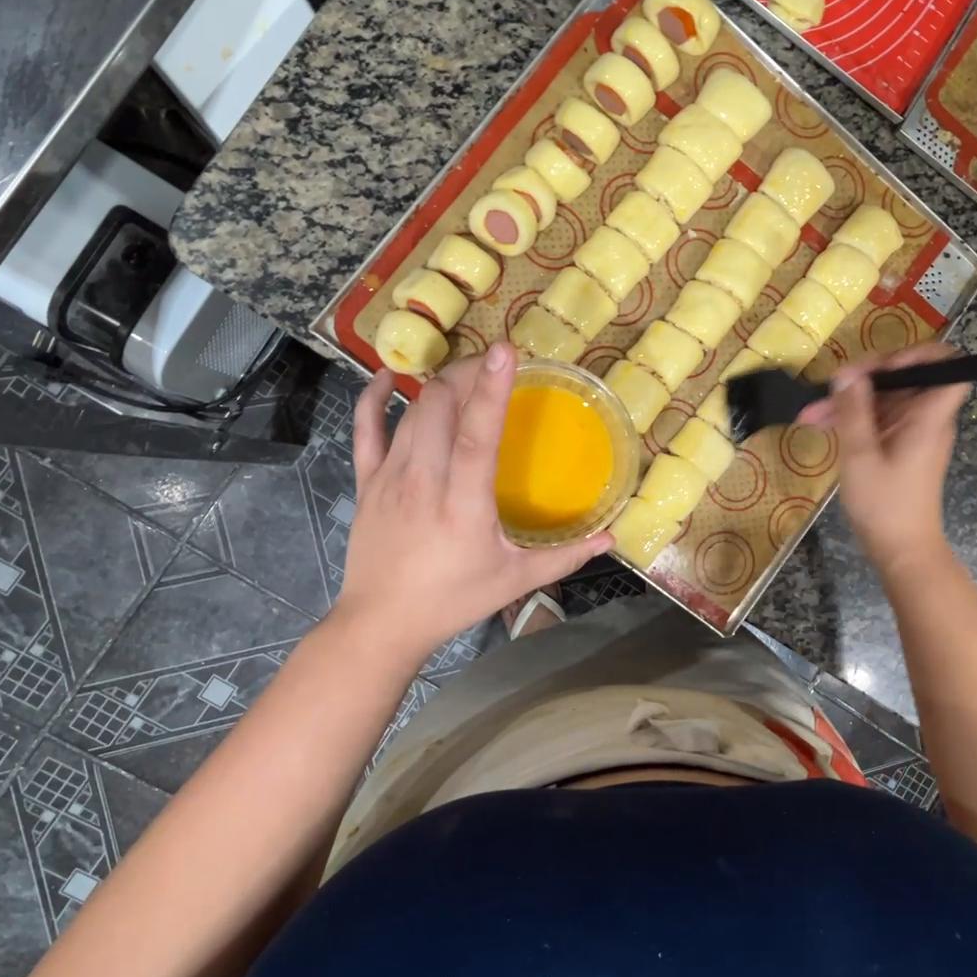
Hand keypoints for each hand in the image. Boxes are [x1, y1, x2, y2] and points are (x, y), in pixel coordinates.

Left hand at [334, 344, 612, 660]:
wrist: (382, 624)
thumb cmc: (453, 601)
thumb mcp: (515, 582)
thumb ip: (565, 557)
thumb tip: (611, 537)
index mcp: (463, 506)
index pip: (477, 437)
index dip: (490, 391)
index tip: (504, 352)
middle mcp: (423, 482)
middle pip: (440, 408)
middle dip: (466, 375)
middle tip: (492, 366)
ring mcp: (390, 479)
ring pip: (412, 413)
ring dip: (439, 386)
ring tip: (464, 374)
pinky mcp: (367, 483)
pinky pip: (366, 430)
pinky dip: (373, 398)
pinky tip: (386, 376)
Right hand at [797, 342, 968, 576]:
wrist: (901, 551)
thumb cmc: (884, 505)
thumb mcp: (860, 455)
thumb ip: (853, 410)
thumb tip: (847, 373)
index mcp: (929, 416)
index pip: (948, 365)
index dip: (918, 354)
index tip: (882, 367)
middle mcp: (926, 419)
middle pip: (905, 378)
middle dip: (864, 378)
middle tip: (830, 387)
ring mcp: (913, 433)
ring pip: (885, 400)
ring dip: (849, 402)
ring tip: (810, 413)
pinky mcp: (900, 448)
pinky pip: (879, 420)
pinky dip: (853, 420)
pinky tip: (820, 425)